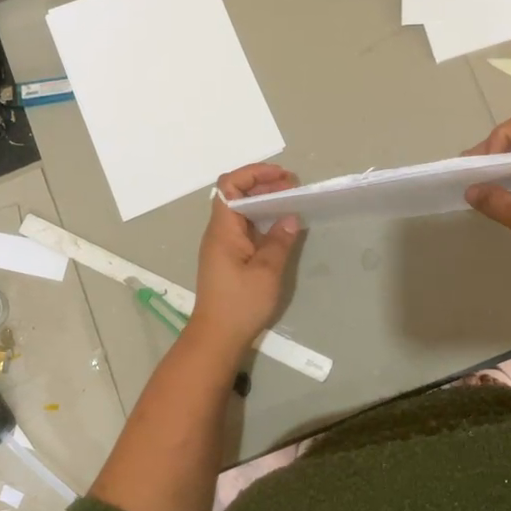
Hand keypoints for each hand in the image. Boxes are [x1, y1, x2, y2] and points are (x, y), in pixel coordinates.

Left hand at [189, 163, 301, 347]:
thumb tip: (291, 217)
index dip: (254, 173)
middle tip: (294, 188)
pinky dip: (262, 221)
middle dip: (264, 185)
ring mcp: (222, 246)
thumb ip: (280, 241)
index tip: (281, 176)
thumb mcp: (267, 271)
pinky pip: (245, 229)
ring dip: (265, 203)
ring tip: (292, 202)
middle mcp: (219, 232)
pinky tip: (282, 227)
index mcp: (223, 230)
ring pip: (242, 212)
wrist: (217, 337)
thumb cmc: (240, 303)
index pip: (230, 185)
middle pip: (236, 195)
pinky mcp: (228, 259)